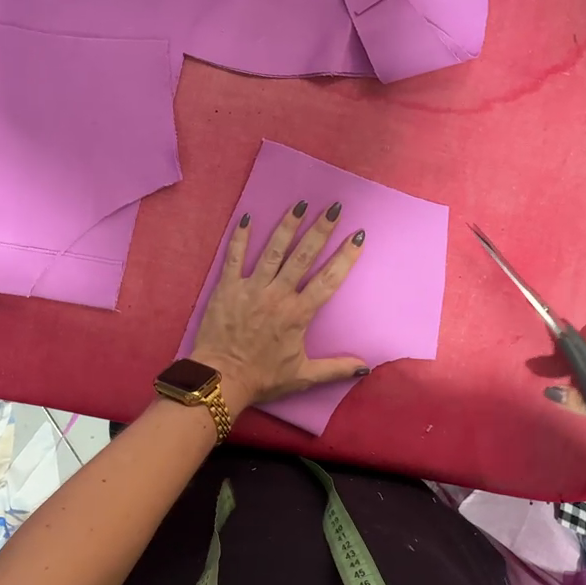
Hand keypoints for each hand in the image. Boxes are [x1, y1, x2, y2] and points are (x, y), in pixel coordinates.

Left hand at [190, 201, 367, 412]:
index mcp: (298, 314)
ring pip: (273, 251)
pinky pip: (234, 257)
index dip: (345, 257)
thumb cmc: (262, 378)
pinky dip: (241, 237)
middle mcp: (278, 295)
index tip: (358, 236)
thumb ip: (335, 369)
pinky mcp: (227, 287)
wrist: (220, 379)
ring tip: (299, 204)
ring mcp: (252, 288)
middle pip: (304, 256)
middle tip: (333, 208)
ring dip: (287, 226)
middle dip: (320, 230)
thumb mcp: (302, 376)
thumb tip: (365, 366)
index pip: (328, 280)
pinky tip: (248, 217)